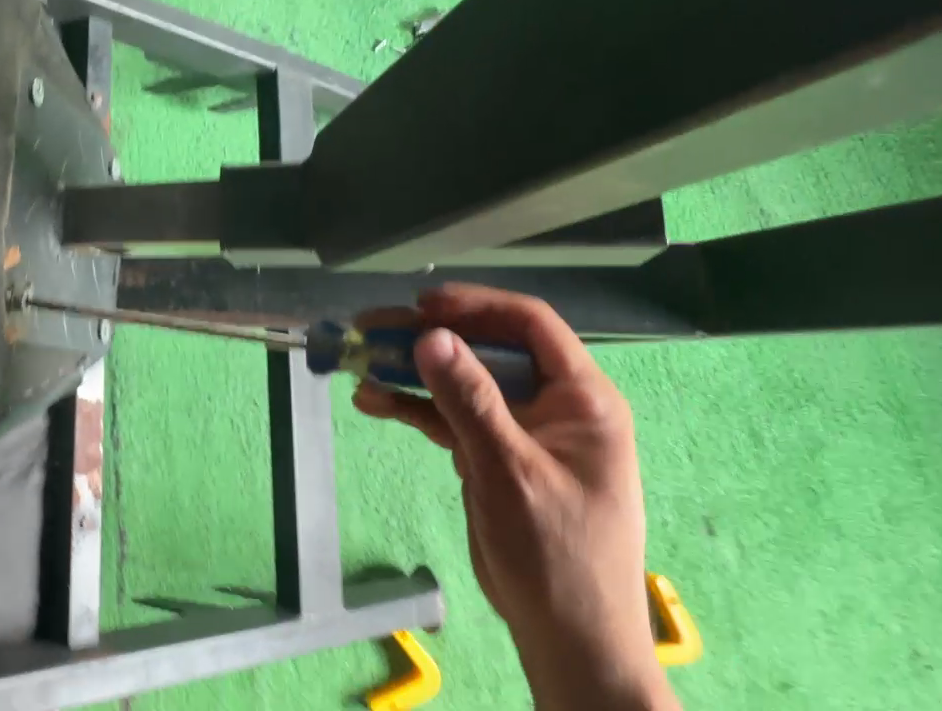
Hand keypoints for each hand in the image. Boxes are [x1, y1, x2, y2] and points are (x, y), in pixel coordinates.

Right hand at [353, 284, 674, 710]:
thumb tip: (430, 335)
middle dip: (428, 337)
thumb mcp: (509, 470)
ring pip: (461, 381)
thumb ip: (470, 399)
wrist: (566, 635)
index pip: (529, 324)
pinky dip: (413, 408)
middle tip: (371, 328)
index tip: (420, 305)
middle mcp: (552, 403)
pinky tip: (373, 402)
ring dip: (412, 372)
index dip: (475, 306)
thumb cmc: (556, 552)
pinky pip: (450, 416)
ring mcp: (519, 428)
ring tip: (360, 362)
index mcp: (581, 397)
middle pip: (485, 349)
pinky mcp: (492, 453)